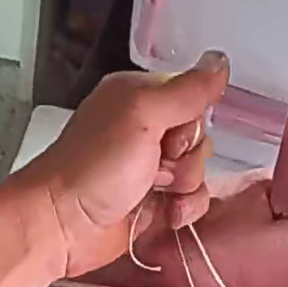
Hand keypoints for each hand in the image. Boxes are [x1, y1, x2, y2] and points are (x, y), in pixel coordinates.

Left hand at [14, 51, 230, 277]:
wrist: (65, 225)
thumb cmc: (97, 166)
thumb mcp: (142, 114)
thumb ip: (187, 91)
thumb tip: (222, 60)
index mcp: (140, 99)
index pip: (193, 100)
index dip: (190, 123)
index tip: (169, 138)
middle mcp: (146, 132)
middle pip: (199, 138)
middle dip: (189, 158)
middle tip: (159, 168)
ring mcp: (150, 171)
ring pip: (197, 172)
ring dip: (187, 187)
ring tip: (159, 194)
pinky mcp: (154, 205)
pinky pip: (190, 202)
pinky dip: (186, 210)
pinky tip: (170, 216)